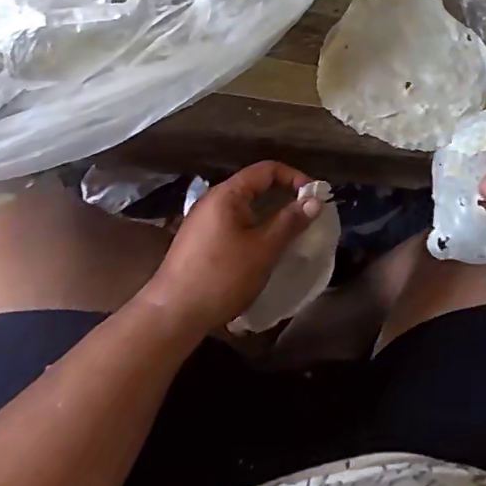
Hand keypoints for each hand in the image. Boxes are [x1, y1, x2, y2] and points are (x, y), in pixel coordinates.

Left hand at [139, 161, 323, 333]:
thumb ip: (291, 221)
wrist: (171, 316)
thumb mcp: (264, 248)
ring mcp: (204, 221)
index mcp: (227, 195)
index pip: (267, 170)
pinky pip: (235, 223)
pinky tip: (265, 248)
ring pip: (246, 207)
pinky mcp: (200, 240)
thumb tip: (315, 200)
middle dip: (285, 196)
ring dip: (271, 214)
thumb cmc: (221, 276)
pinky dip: (256, 227)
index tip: (314, 197)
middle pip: (256, 186)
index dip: (295, 177)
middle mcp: (213, 201)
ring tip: (291, 232)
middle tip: (308, 214)